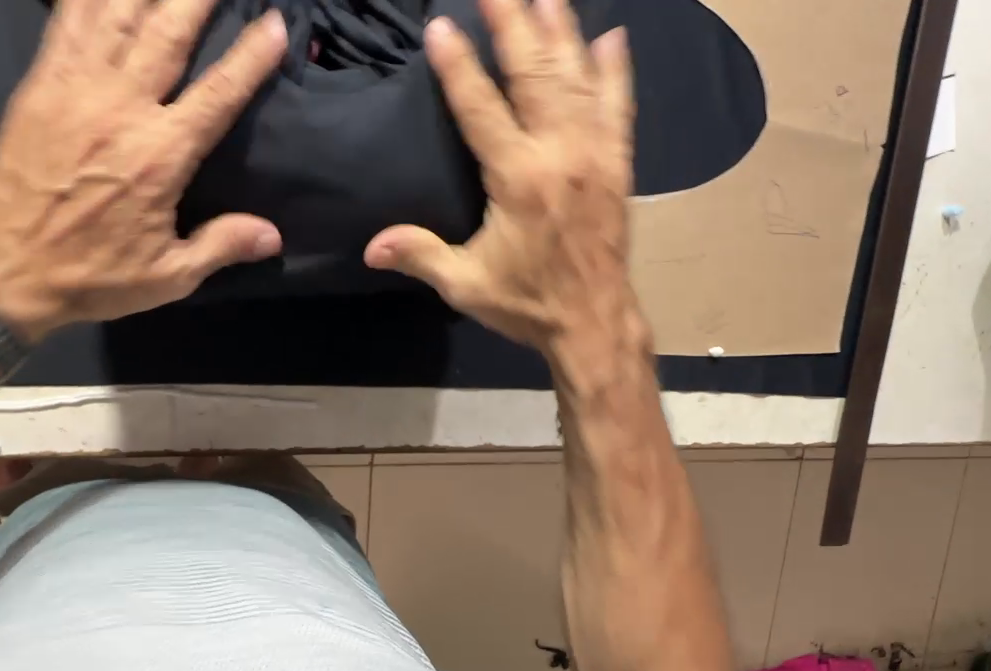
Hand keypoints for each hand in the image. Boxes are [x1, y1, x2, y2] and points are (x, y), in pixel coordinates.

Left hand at [0, 0, 289, 342]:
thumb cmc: (93, 278)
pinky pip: (67, 20)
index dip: (250, 58)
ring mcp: (77, 89)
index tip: (273, 26)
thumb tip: (273, 236)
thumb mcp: (167, 277)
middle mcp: (122, 109)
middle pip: (168, 32)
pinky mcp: (40, 85)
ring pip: (118, 14)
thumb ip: (221, 246)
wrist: (9, 271)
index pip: (217, 94)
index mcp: (160, 156)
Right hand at [364, 0, 636, 356]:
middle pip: (534, 72)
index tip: (442, 26)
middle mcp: (559, 152)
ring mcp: (595, 152)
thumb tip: (371, 247)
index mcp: (517, 178)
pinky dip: (614, 70)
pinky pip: (619, 104)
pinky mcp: (619, 163)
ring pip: (576, 76)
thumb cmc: (526, 303)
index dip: (459, 66)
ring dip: (559, 30)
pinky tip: (610, 37)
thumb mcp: (465, 284)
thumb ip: (420, 256)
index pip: (482, 107)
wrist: (592, 320)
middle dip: (514, 22)